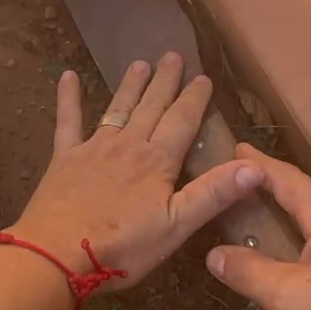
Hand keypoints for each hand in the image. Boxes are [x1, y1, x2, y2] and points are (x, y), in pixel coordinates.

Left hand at [5, 54, 263, 289]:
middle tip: (173, 56)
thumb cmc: (122, 247)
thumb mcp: (176, 226)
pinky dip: (68, 98)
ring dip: (131, 86)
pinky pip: (67, 121)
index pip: (182, 122)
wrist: (55, 254)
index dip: (195, 99)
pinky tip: (66, 76)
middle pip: (151, 107)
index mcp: (158, 162)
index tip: (204, 77)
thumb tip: (255, 166)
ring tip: (140, 63)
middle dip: (165, 82)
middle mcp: (128, 145)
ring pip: (118, 108)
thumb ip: (213, 193)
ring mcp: (94, 148)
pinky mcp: (64, 158)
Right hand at [205, 145, 310, 309]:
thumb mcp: (288, 299)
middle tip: (240, 185)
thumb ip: (249, 272)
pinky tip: (295, 267)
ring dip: (289, 222)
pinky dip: (305, 247)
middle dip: (272, 191)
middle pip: (307, 201)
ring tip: (261, 223)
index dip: (260, 164)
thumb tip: (215, 254)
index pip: (290, 181)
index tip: (236, 147)